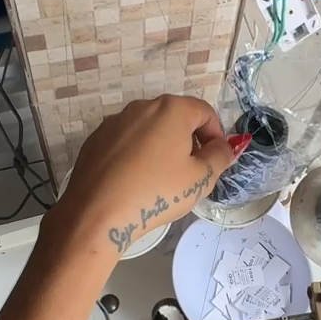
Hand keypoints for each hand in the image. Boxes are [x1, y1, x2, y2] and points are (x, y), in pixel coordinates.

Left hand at [44, 95, 238, 255]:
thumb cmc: (156, 193)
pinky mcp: (96, 139)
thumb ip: (220, 156)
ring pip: (149, 129)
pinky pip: (126, 141)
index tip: (214, 160)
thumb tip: (224, 146)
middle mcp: (141, 106)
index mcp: (172, 109)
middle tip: (189, 172)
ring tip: (160, 179)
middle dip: (189, 140)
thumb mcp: (200, 178)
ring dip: (162, 147)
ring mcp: (115, 121)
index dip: (216, 135)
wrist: (97, 212)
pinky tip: (134, 181)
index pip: (205, 112)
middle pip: (176, 117)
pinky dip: (136, 155)